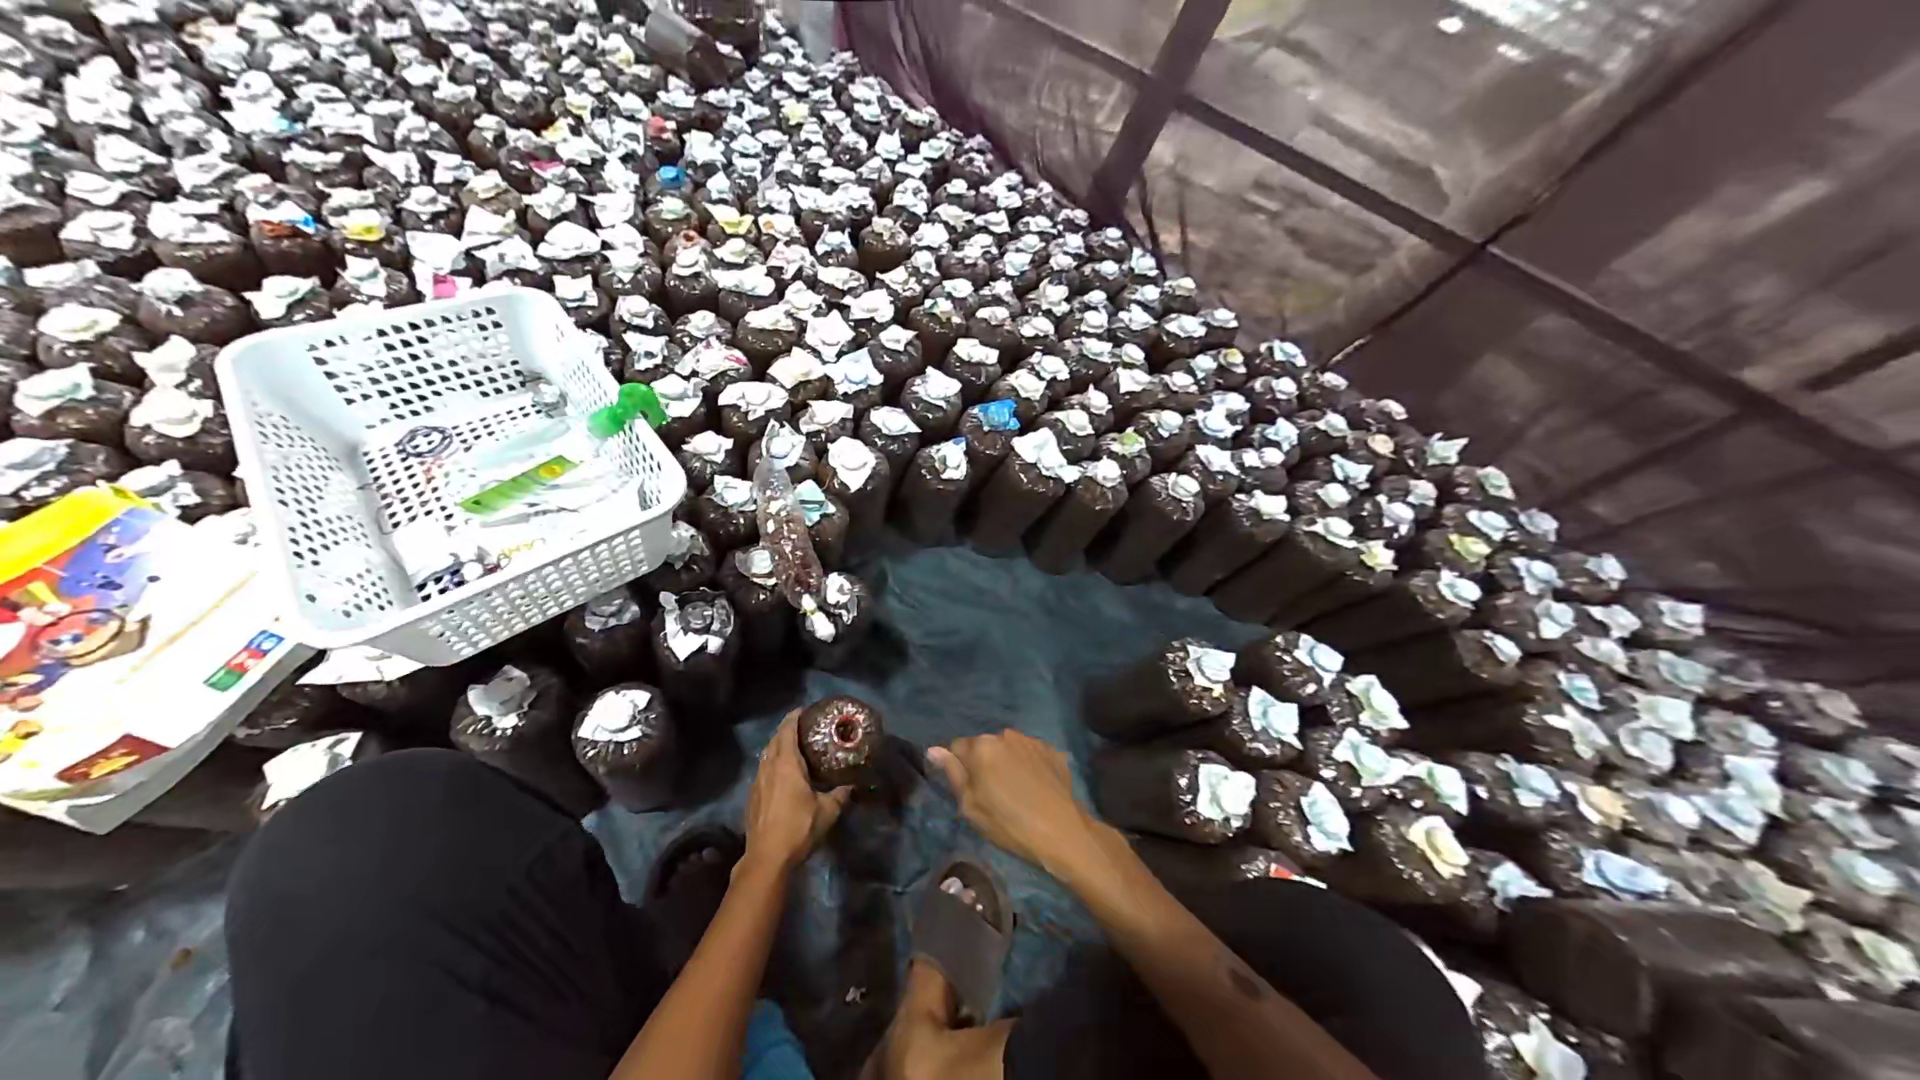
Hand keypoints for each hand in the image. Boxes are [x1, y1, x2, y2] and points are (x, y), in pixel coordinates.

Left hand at [744, 710, 850, 872]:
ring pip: (766, 756)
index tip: (805, 710)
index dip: (794, 717)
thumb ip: (840, 794)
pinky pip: (762, 771)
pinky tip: (782, 775)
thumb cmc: (799, 828)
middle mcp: (768, 768)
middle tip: (803, 727)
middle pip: (775, 740)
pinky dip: (772, 764)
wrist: (767, 858)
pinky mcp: (752, 798)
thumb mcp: (828, 811)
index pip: (787, 731)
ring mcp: (757, 783)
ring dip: (777, 747)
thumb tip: (852, 785)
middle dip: (786, 730)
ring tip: (793, 748)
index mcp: (786, 764)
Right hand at [928, 730, 1103, 877]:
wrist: (1061, 831)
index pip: (957, 748)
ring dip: (1007, 762)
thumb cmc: (1008, 823)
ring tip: (1016, 791)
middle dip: (984, 763)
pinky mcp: (1052, 750)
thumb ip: (952, 773)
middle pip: (984, 746)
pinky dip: (1028, 765)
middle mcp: (1005, 735)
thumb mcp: (971, 806)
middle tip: (992, 794)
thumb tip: (934, 749)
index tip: (969, 791)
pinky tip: (1035, 788)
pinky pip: (1030, 754)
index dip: (959, 769)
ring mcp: (1031, 740)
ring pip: (1008, 748)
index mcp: (981, 747)